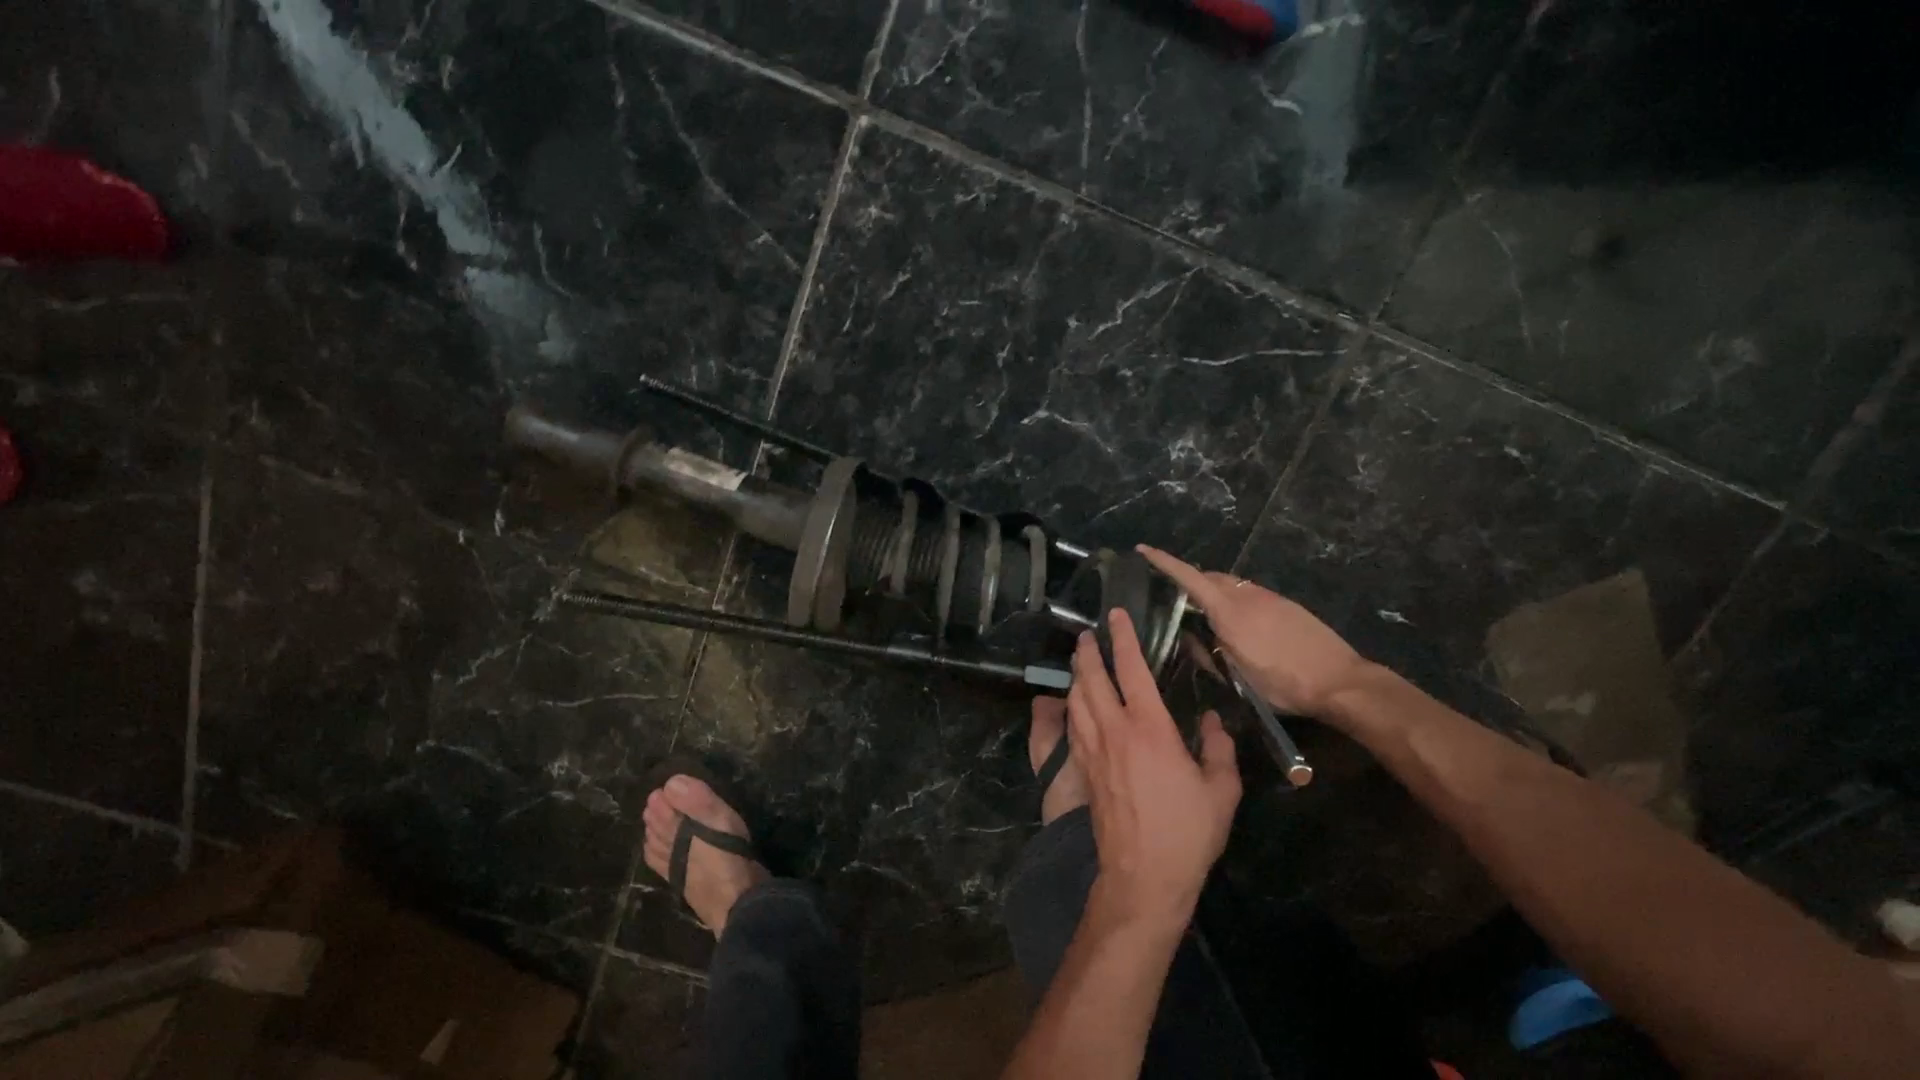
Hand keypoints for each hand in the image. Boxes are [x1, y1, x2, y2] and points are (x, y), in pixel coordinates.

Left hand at [1068, 610, 1240, 924]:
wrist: (1143, 876)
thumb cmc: (1187, 833)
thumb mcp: (1221, 790)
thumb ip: (1218, 749)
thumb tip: (1210, 721)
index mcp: (1150, 729)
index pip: (1131, 671)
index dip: (1123, 639)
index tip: (1116, 616)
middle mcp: (1115, 732)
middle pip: (1091, 680)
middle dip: (1087, 653)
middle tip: (1088, 634)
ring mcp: (1093, 752)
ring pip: (1076, 701)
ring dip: (1076, 677)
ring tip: (1079, 662)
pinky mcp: (1084, 772)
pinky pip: (1072, 727)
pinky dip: (1071, 707)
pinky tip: (1075, 705)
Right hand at [1138, 545, 1370, 716]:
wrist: (1340, 681)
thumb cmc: (1282, 683)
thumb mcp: (1236, 676)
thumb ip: (1207, 652)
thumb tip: (1188, 636)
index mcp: (1229, 612)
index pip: (1189, 578)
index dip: (1164, 563)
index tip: (1143, 550)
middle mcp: (1247, 596)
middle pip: (1210, 577)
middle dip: (1189, 579)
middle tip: (1172, 596)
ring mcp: (1270, 597)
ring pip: (1231, 585)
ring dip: (1213, 591)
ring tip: (1204, 613)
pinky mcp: (1286, 605)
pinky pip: (1250, 593)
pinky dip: (1235, 599)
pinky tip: (1239, 623)